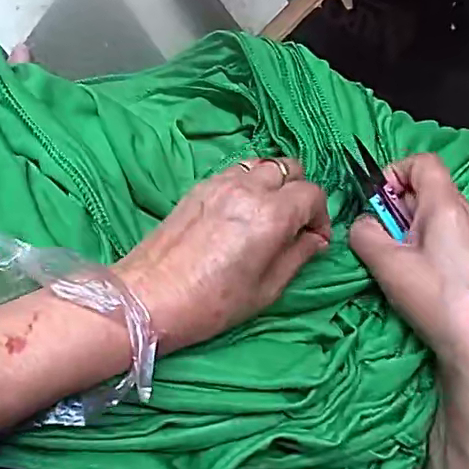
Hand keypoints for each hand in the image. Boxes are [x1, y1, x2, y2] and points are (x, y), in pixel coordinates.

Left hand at [117, 158, 331, 352]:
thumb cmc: (211, 303)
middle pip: (288, 168)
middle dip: (299, 192)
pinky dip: (247, 183)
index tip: (314, 240)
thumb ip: (297, 256)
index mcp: (270, 214)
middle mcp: (247, 188)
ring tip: (266, 215)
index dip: (320, 216)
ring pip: (260, 164)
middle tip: (293, 224)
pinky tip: (239, 213)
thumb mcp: (266, 289)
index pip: (312, 194)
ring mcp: (218, 183)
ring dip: (272, 183)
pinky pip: (234, 172)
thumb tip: (314, 239)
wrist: (148, 296)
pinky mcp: (197, 187)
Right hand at [348, 154, 468, 412]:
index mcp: (447, 204)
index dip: (392, 173)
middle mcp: (466, 212)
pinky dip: (421, 245)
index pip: (421, 162)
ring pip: (431, 214)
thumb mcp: (386, 262)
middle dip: (394, 206)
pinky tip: (417, 276)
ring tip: (397, 262)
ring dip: (405, 229)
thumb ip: (364, 233)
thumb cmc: (436, 296)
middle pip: (424, 188)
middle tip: (382, 239)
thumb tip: (365, 224)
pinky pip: (442, 235)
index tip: (375, 203)